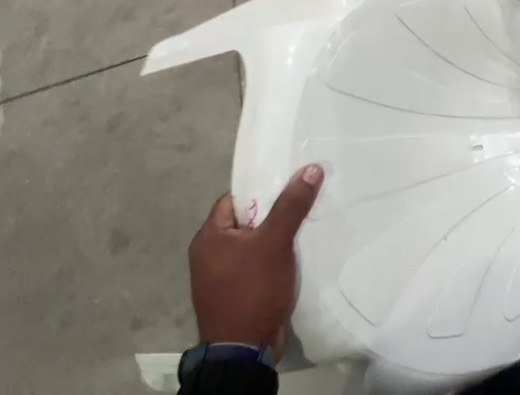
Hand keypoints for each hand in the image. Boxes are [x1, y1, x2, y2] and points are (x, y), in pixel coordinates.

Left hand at [189, 164, 323, 348]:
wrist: (245, 350)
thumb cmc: (252, 290)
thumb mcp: (275, 242)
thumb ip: (291, 205)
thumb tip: (311, 168)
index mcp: (208, 237)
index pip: (234, 199)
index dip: (260, 190)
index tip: (288, 184)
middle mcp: (209, 254)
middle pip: (246, 220)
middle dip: (273, 213)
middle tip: (301, 203)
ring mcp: (221, 277)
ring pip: (253, 244)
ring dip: (275, 238)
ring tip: (303, 226)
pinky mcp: (235, 294)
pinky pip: (255, 265)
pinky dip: (273, 259)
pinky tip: (295, 256)